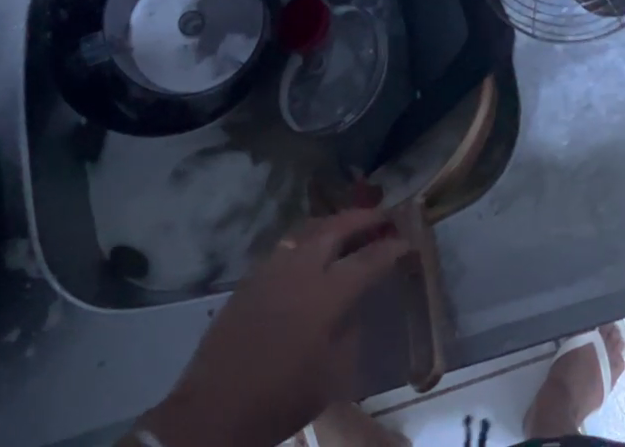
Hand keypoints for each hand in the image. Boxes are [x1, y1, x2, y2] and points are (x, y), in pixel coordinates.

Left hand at [138, 210, 408, 446]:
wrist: (216, 409)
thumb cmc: (282, 398)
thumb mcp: (334, 375)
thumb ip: (350, 332)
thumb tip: (352, 307)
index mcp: (326, 295)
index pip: (367, 260)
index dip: (391, 248)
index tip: (408, 241)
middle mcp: (299, 270)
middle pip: (335, 229)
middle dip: (363, 219)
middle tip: (383, 216)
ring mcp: (270, 270)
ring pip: (306, 230)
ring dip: (332, 223)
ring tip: (349, 225)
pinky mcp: (249, 279)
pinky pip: (285, 246)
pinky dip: (306, 239)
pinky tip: (311, 251)